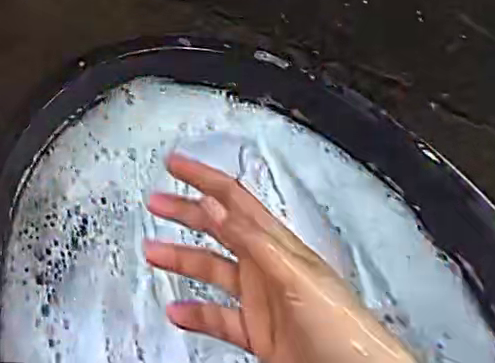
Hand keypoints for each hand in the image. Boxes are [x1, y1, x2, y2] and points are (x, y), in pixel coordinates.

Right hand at [145, 152, 415, 362]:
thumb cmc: (342, 326)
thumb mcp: (294, 274)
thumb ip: (252, 239)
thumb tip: (214, 205)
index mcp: (274, 240)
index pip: (232, 197)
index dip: (202, 176)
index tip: (176, 162)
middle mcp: (265, 262)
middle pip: (217, 227)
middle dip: (184, 212)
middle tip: (156, 201)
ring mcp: (261, 297)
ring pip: (212, 270)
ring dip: (182, 260)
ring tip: (152, 253)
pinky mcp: (259, 332)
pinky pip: (219, 317)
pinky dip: (195, 313)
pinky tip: (177, 311)